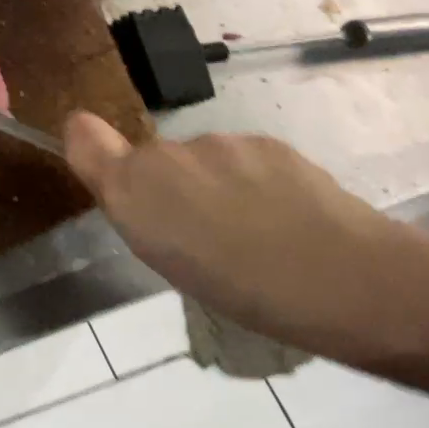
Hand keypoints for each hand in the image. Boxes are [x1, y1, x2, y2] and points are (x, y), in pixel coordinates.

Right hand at [63, 112, 405, 352]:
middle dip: (173, 185)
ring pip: (203, 159)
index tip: (108, 169)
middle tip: (207, 232)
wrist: (346, 279)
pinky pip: (245, 158)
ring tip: (257, 230)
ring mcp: (215, 144)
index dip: (89, 143)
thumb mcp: (169, 261)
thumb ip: (144, 215)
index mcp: (128, 190)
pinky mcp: (266, 142)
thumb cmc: (242, 290)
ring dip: (218, 184)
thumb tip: (143, 191)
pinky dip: (257, 180)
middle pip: (152, 158)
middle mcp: (160, 155)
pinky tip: (290, 217)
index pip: (82, 137)